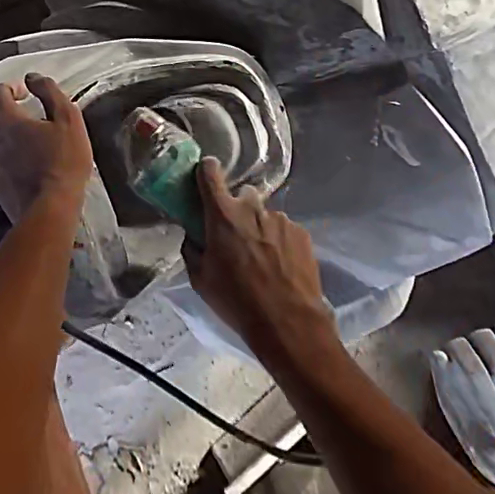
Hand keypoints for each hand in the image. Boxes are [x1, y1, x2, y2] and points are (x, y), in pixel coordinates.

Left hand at [0, 72, 93, 220]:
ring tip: (8, 130)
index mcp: (6, 118)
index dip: (12, 87)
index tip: (27, 94)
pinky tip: (3, 153)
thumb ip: (50, 92)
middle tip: (17, 109)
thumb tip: (33, 78)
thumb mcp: (68, 120)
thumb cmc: (63, 163)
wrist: (48, 209)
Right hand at [185, 158, 333, 356]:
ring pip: (264, 214)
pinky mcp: (302, 234)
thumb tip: (193, 237)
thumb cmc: (237, 300)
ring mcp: (281, 220)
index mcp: (222, 214)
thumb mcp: (200, 279)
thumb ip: (192, 249)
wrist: (289, 323)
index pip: (210, 174)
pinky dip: (278, 241)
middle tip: (235, 233)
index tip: (205, 174)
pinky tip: (280, 265)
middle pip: (242, 194)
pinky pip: (284, 230)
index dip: (206, 170)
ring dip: (259, 227)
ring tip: (261, 257)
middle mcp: (252, 209)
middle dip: (236, 208)